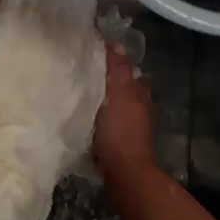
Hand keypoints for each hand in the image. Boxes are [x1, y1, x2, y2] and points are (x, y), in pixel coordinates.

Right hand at [92, 42, 155, 179]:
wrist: (125, 175)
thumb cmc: (121, 132)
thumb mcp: (119, 95)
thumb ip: (119, 70)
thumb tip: (116, 44)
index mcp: (140, 94)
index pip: (129, 71)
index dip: (115, 62)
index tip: (94, 55)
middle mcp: (139, 109)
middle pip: (124, 89)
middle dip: (109, 82)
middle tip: (84, 75)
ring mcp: (131, 129)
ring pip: (116, 107)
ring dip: (103, 101)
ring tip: (79, 95)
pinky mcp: (120, 146)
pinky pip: (108, 125)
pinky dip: (99, 120)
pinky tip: (83, 120)